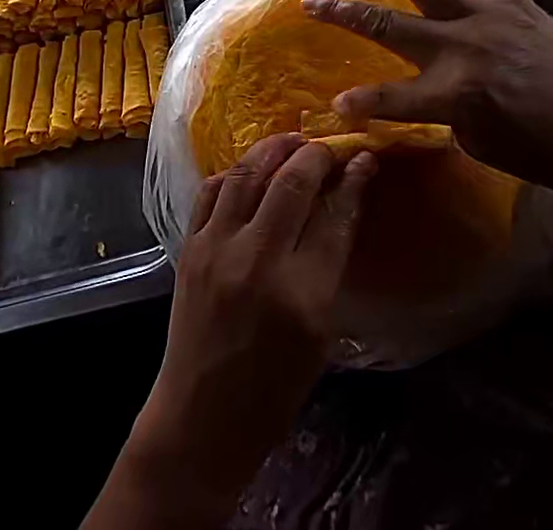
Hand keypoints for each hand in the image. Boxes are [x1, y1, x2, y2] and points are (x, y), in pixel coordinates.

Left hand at [126, 137, 373, 512]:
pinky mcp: (189, 246)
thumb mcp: (320, 333)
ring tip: (291, 140)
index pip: (335, 217)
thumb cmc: (274, 387)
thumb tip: (339, 206)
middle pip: (291, 184)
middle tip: (328, 145)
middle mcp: (257, 261)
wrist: (202, 412)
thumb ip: (328, 265)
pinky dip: (233, 173)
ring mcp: (215, 248)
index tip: (363, 158)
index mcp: (302, 294)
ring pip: (246, 175)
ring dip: (271, 150)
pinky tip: (249, 169)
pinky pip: (211, 191)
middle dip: (315, 154)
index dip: (353, 181)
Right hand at [300, 0, 552, 210]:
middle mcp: (462, 46)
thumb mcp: (487, 148)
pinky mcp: (518, 5)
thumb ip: (448, 115)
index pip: (387, 100)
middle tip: (309, 3)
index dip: (357, 105)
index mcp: (453, 93)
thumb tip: (431, 96)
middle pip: (388, 25)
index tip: (335, 108)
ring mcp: (489, 18)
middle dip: (343, 14)